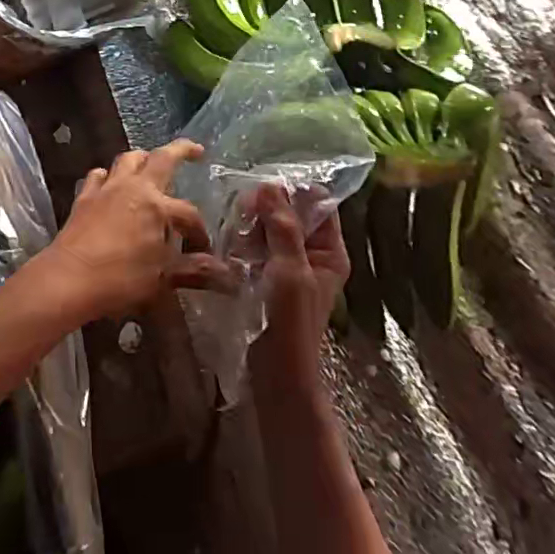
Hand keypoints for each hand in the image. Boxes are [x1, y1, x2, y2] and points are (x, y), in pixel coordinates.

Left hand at [24, 139, 239, 325]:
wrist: (70, 278)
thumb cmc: (121, 278)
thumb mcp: (163, 278)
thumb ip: (194, 271)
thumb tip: (227, 276)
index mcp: (156, 206)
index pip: (188, 213)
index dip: (199, 232)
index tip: (202, 252)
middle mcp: (132, 188)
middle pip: (160, 159)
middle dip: (181, 151)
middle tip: (195, 151)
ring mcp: (105, 189)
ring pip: (126, 160)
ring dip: (142, 158)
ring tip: (152, 165)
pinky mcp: (84, 197)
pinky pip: (99, 176)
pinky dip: (109, 176)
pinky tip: (112, 186)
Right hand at [248, 184, 350, 394]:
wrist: (275, 369)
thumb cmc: (291, 319)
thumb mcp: (291, 270)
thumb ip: (282, 228)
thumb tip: (270, 185)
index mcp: (330, 252)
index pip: (317, 205)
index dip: (293, 191)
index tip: (262, 184)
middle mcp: (309, 254)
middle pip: (288, 213)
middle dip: (264, 207)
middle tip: (241, 208)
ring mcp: (283, 264)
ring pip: (265, 228)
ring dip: (248, 224)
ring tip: (231, 226)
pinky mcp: (260, 274)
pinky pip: (250, 246)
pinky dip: (238, 240)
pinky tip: (224, 241)